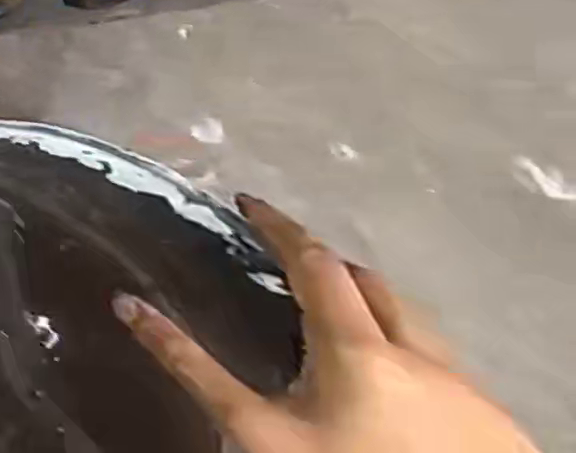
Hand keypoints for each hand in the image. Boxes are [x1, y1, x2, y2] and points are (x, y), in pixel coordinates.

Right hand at [114, 195, 538, 452]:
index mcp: (360, 349)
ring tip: (328, 311)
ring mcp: (478, 402)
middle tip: (282, 256)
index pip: (317, 263)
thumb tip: (125, 303)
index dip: (281, 228)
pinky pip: (448, 369)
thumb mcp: (256, 430)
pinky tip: (385, 380)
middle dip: (328, 262)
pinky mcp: (506, 437)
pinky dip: (404, 348)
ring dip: (371, 304)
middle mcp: (426, 362)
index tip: (248, 203)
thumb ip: (191, 364)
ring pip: (420, 328)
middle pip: (377, 287)